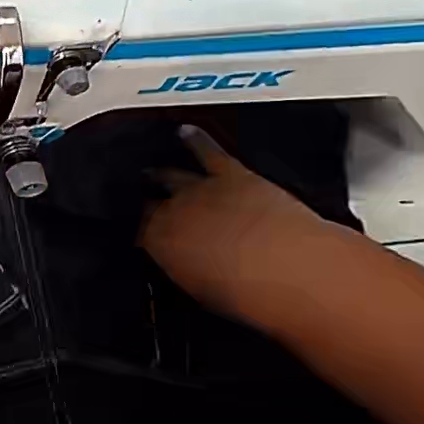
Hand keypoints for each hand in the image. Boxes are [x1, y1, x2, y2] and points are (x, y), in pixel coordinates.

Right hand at [139, 125, 335, 311]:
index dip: (133, 227)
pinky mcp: (231, 173)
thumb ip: (182, 267)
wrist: (290, 269)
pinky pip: (208, 151)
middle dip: (142, 200)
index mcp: (159, 242)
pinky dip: (195, 139)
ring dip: (160, 173)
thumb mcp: (200, 289)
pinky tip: (184, 131)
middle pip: (149, 201)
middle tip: (137, 200)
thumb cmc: (246, 293)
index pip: (136, 228)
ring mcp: (201, 188)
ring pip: (171, 174)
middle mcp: (172, 210)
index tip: (133, 229)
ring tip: (149, 170)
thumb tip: (178, 261)